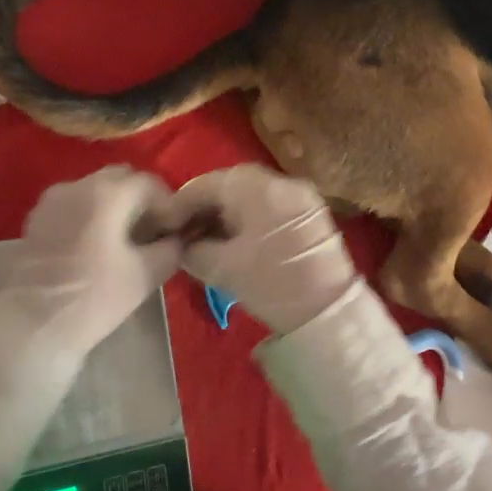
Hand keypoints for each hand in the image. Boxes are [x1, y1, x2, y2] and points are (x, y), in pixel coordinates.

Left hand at [9, 166, 180, 353]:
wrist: (33, 324)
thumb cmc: (95, 298)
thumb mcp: (147, 274)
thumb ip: (171, 248)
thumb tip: (176, 239)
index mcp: (107, 193)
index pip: (150, 183)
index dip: (168, 205)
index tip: (174, 232)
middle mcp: (78, 185)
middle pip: (120, 180)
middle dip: (140, 201)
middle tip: (152, 233)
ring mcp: (52, 200)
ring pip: (95, 191)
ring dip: (115, 207)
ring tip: (124, 241)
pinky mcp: (37, 219)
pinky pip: (74, 206)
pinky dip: (91, 216)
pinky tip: (96, 246)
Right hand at [173, 165, 364, 334]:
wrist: (328, 310)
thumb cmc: (271, 283)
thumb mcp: (221, 268)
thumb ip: (193, 250)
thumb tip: (183, 245)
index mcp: (256, 186)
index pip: (206, 184)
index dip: (180, 205)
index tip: (164, 227)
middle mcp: (280, 180)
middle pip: (229, 186)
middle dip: (203, 209)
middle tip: (183, 235)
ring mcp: (299, 195)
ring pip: (250, 196)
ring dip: (225, 215)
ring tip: (205, 242)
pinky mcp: (310, 214)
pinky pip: (269, 207)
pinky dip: (248, 220)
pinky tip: (233, 242)